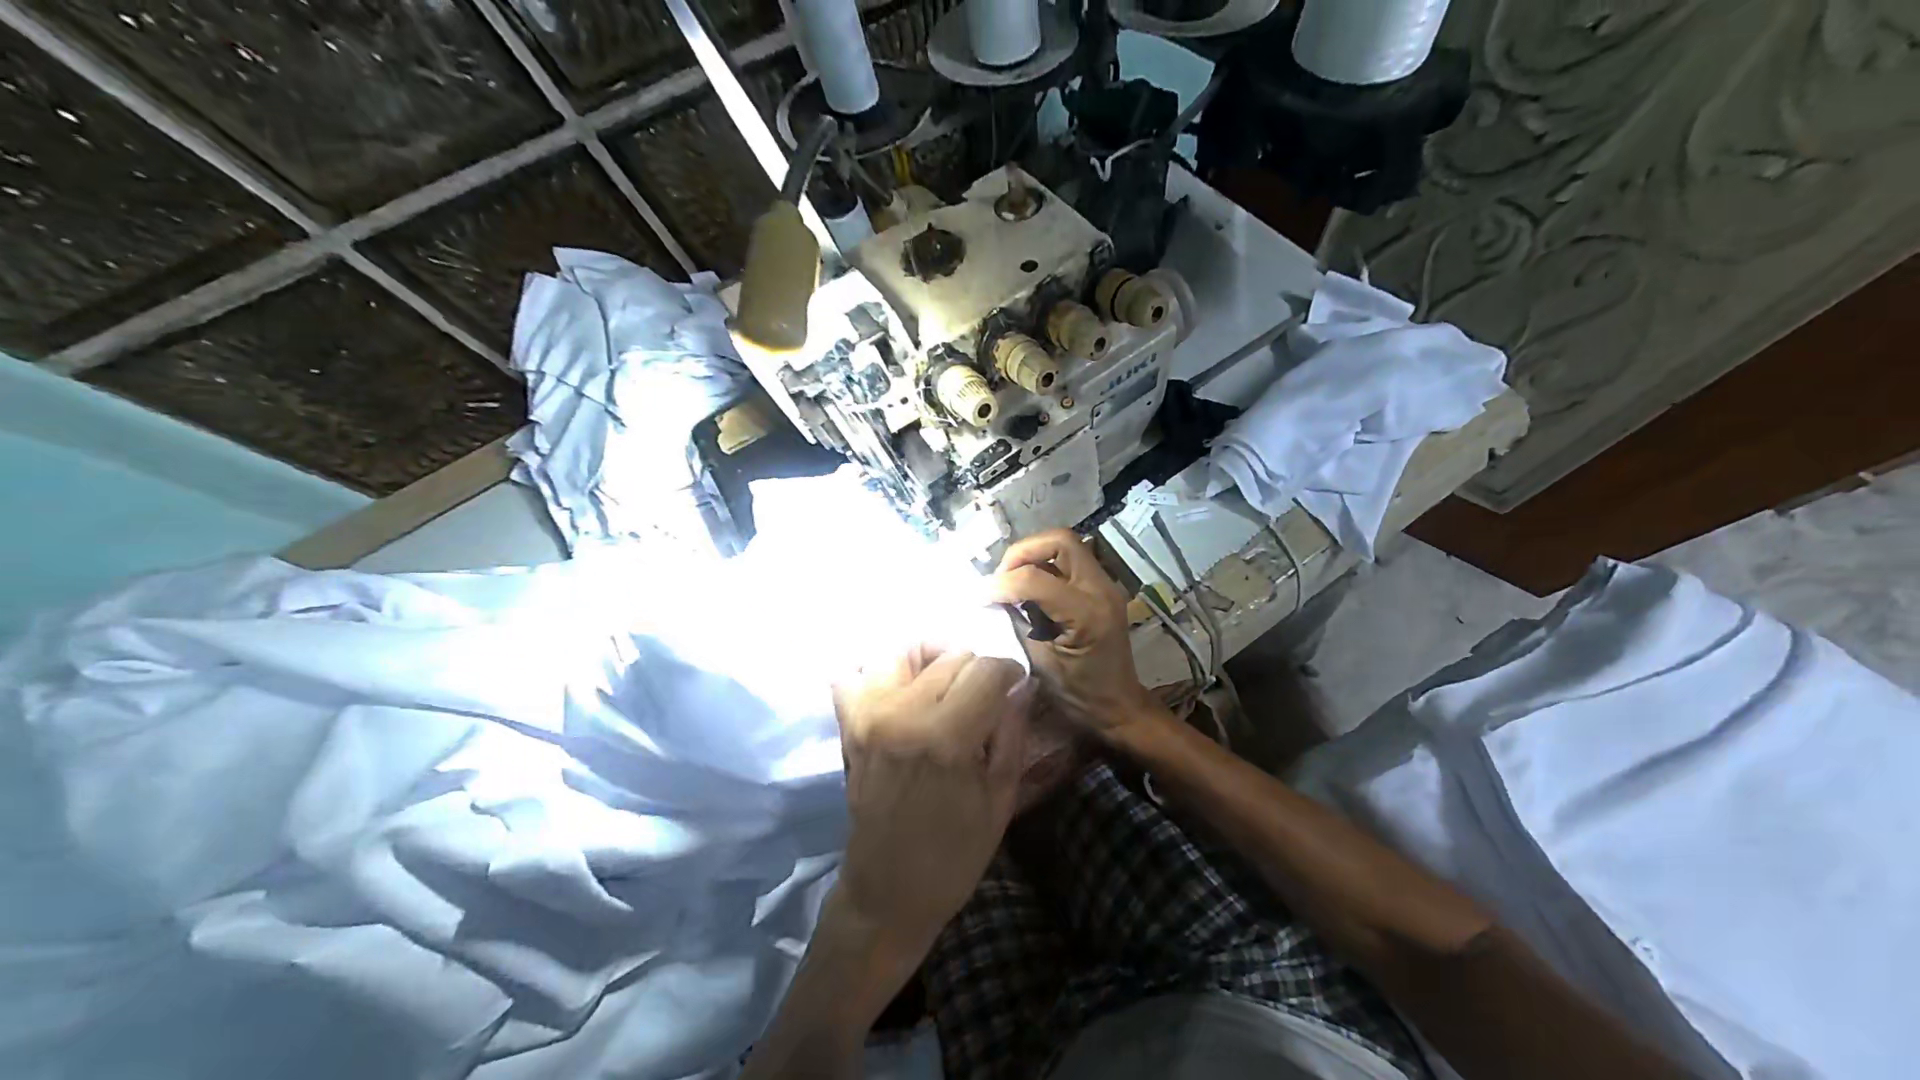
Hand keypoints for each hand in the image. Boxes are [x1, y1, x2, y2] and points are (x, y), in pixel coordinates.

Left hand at [831, 646, 1032, 952]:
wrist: (887, 895)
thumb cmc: (954, 857)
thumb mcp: (1000, 800)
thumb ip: (1012, 732)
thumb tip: (1021, 683)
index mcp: (946, 738)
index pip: (985, 668)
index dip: (1009, 671)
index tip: (1015, 687)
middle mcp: (902, 715)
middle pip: (950, 656)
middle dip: (976, 670)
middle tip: (984, 699)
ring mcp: (868, 717)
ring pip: (905, 652)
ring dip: (931, 661)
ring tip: (946, 686)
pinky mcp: (848, 726)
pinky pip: (854, 675)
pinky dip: (878, 674)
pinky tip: (901, 691)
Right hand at [986, 529, 1168, 739]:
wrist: (1117, 706)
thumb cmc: (1078, 694)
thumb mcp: (1038, 662)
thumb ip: (1015, 624)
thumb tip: (990, 600)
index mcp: (1087, 614)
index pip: (1035, 579)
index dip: (1000, 584)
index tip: (979, 597)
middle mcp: (1101, 589)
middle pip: (1059, 541)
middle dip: (1022, 553)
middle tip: (1001, 579)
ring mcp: (1105, 585)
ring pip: (1064, 545)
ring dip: (1032, 556)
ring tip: (1012, 583)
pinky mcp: (1101, 587)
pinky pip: (1068, 561)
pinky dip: (1043, 566)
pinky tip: (1028, 590)